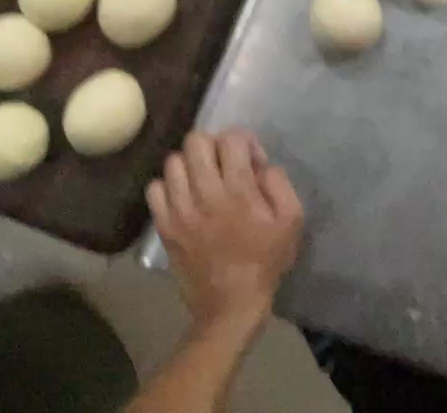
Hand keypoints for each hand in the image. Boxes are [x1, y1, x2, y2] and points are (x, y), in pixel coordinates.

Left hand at [147, 129, 303, 334]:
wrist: (229, 308)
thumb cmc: (264, 263)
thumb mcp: (292, 221)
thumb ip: (280, 183)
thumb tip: (260, 166)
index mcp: (238, 190)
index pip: (232, 138)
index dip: (246, 142)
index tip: (253, 163)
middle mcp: (204, 193)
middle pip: (196, 141)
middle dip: (214, 145)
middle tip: (225, 165)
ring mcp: (179, 210)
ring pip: (173, 161)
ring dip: (191, 164)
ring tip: (204, 180)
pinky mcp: (164, 226)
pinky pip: (155, 189)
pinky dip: (169, 186)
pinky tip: (184, 197)